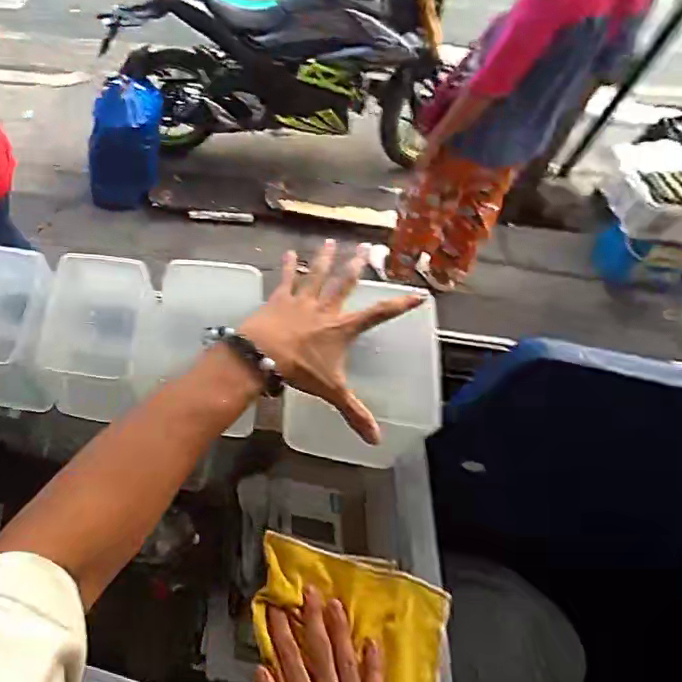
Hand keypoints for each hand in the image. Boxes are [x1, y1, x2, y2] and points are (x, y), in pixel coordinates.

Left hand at [237, 240, 424, 443]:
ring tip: (331, 241)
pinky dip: (288, 265)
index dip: (398, 305)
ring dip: (324, 258)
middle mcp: (325, 309)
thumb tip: (376, 440)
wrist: (264, 355)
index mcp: (342, 329)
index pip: (378, 315)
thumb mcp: (331, 392)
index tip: (417, 294)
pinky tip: (290, 252)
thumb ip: (353, 412)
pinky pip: (286, 278)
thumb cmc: (300, 371)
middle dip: (356, 266)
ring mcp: (301, 300)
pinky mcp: (279, 298)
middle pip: (344, 283)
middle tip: (365, 247)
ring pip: (317, 275)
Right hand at [254, 588, 394, 681]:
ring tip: (336, 604)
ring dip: (341, 631)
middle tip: (310, 591)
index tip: (276, 606)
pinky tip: (372, 643)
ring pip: (348, 663)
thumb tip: (262, 674)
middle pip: (321, 653)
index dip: (282, 631)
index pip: (291, 660)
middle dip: (313, 619)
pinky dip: (374, 665)